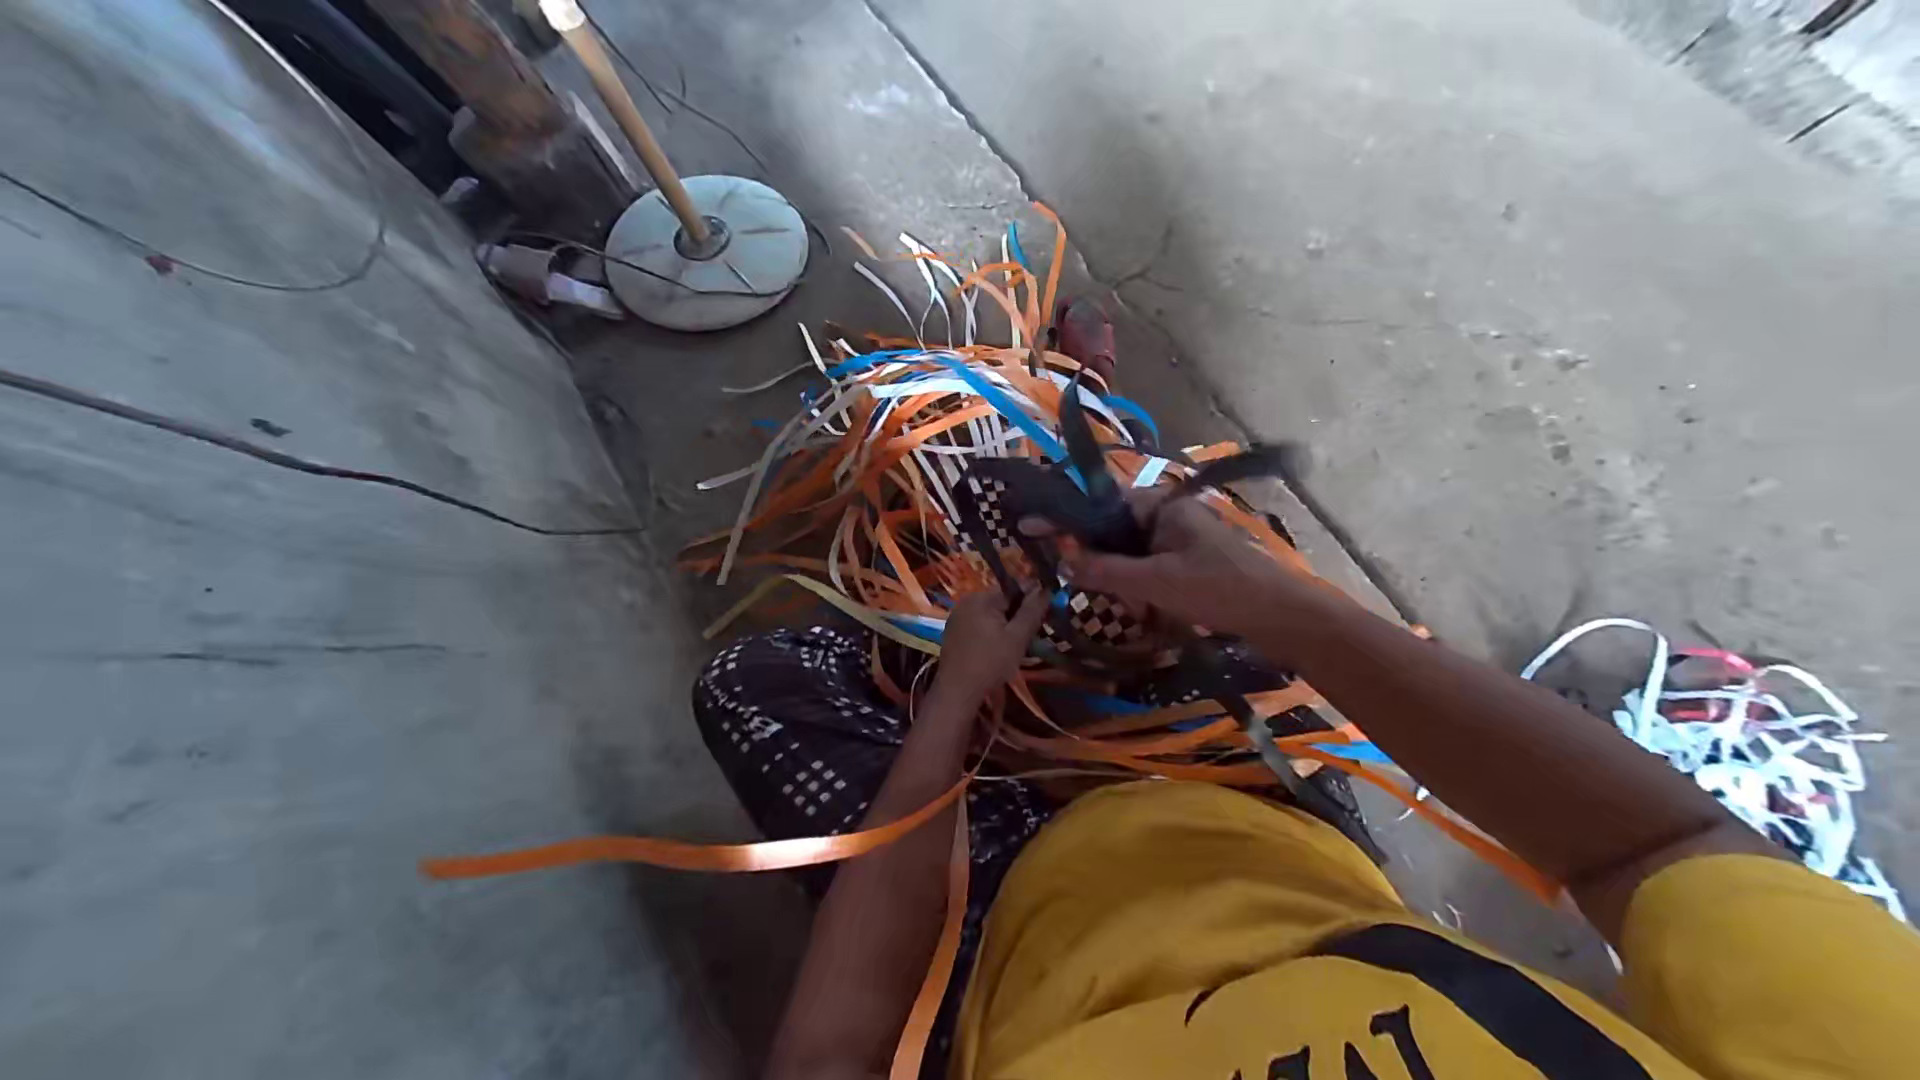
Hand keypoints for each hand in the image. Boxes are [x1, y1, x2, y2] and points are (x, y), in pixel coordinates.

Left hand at [929, 588, 1048, 702]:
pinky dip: (990, 631)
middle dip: (1017, 615)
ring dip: (1004, 624)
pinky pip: (978, 623)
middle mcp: (966, 601)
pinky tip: (995, 649)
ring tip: (1013, 645)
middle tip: (1028, 636)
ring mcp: (957, 616)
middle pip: (1001, 600)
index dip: (1031, 601)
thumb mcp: (1017, 637)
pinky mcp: (953, 631)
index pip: (1013, 589)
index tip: (1042, 617)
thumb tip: (1046, 588)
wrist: (957, 691)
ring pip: (990, 613)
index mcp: (981, 598)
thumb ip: (1032, 611)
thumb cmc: (990, 663)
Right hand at [1058, 493, 1323, 638]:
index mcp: (1161, 506)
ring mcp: (1177, 540)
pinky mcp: (1185, 563)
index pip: (1101, 504)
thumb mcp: (1155, 582)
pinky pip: (1146, 571)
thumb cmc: (1218, 589)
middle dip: (1103, 564)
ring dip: (1124, 583)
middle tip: (1106, 592)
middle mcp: (1167, 516)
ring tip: (1140, 610)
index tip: (1030, 526)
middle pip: (1112, 533)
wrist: (1280, 617)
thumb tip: (1061, 561)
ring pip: (1127, 556)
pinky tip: (1150, 613)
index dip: (1066, 518)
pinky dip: (1141, 590)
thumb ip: (1105, 570)